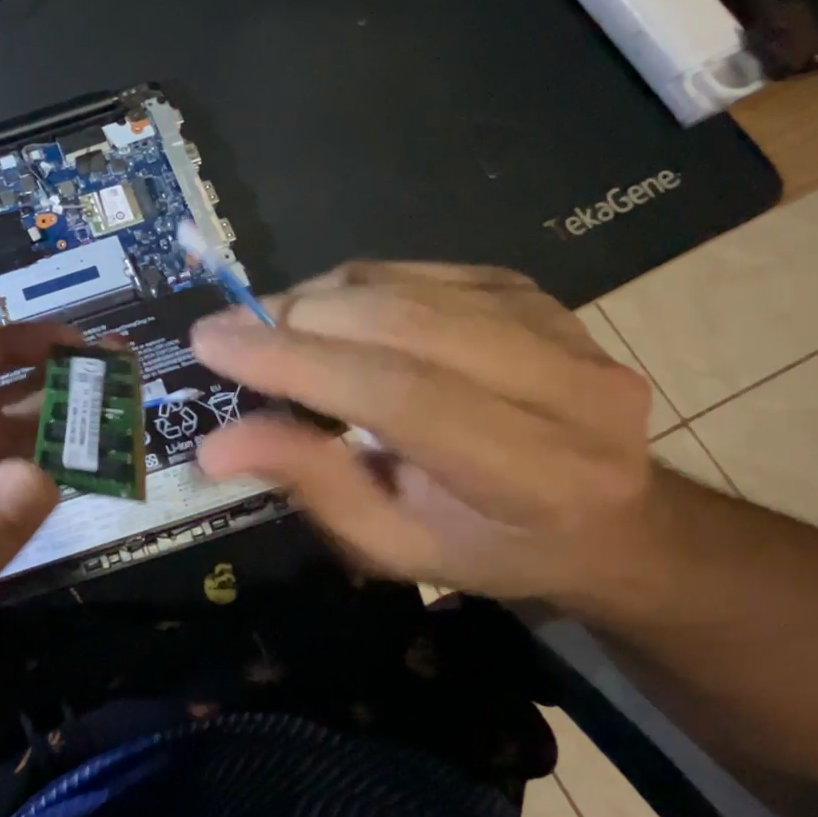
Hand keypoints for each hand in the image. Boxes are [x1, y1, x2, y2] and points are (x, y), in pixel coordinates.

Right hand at [188, 261, 655, 603]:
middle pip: (403, 325)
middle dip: (294, 320)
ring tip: (261, 322)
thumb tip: (215, 444)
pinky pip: (420, 272)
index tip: (209, 344)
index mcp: (537, 475)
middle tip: (223, 330)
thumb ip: (312, 483)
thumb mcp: (392, 542)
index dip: (296, 362)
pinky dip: (353, 286)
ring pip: (407, 288)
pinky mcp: (538, 295)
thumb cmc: (486, 544)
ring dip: (315, 298)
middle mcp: (570, 389)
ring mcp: (562, 329)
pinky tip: (324, 314)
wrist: (608, 515)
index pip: (400, 395)